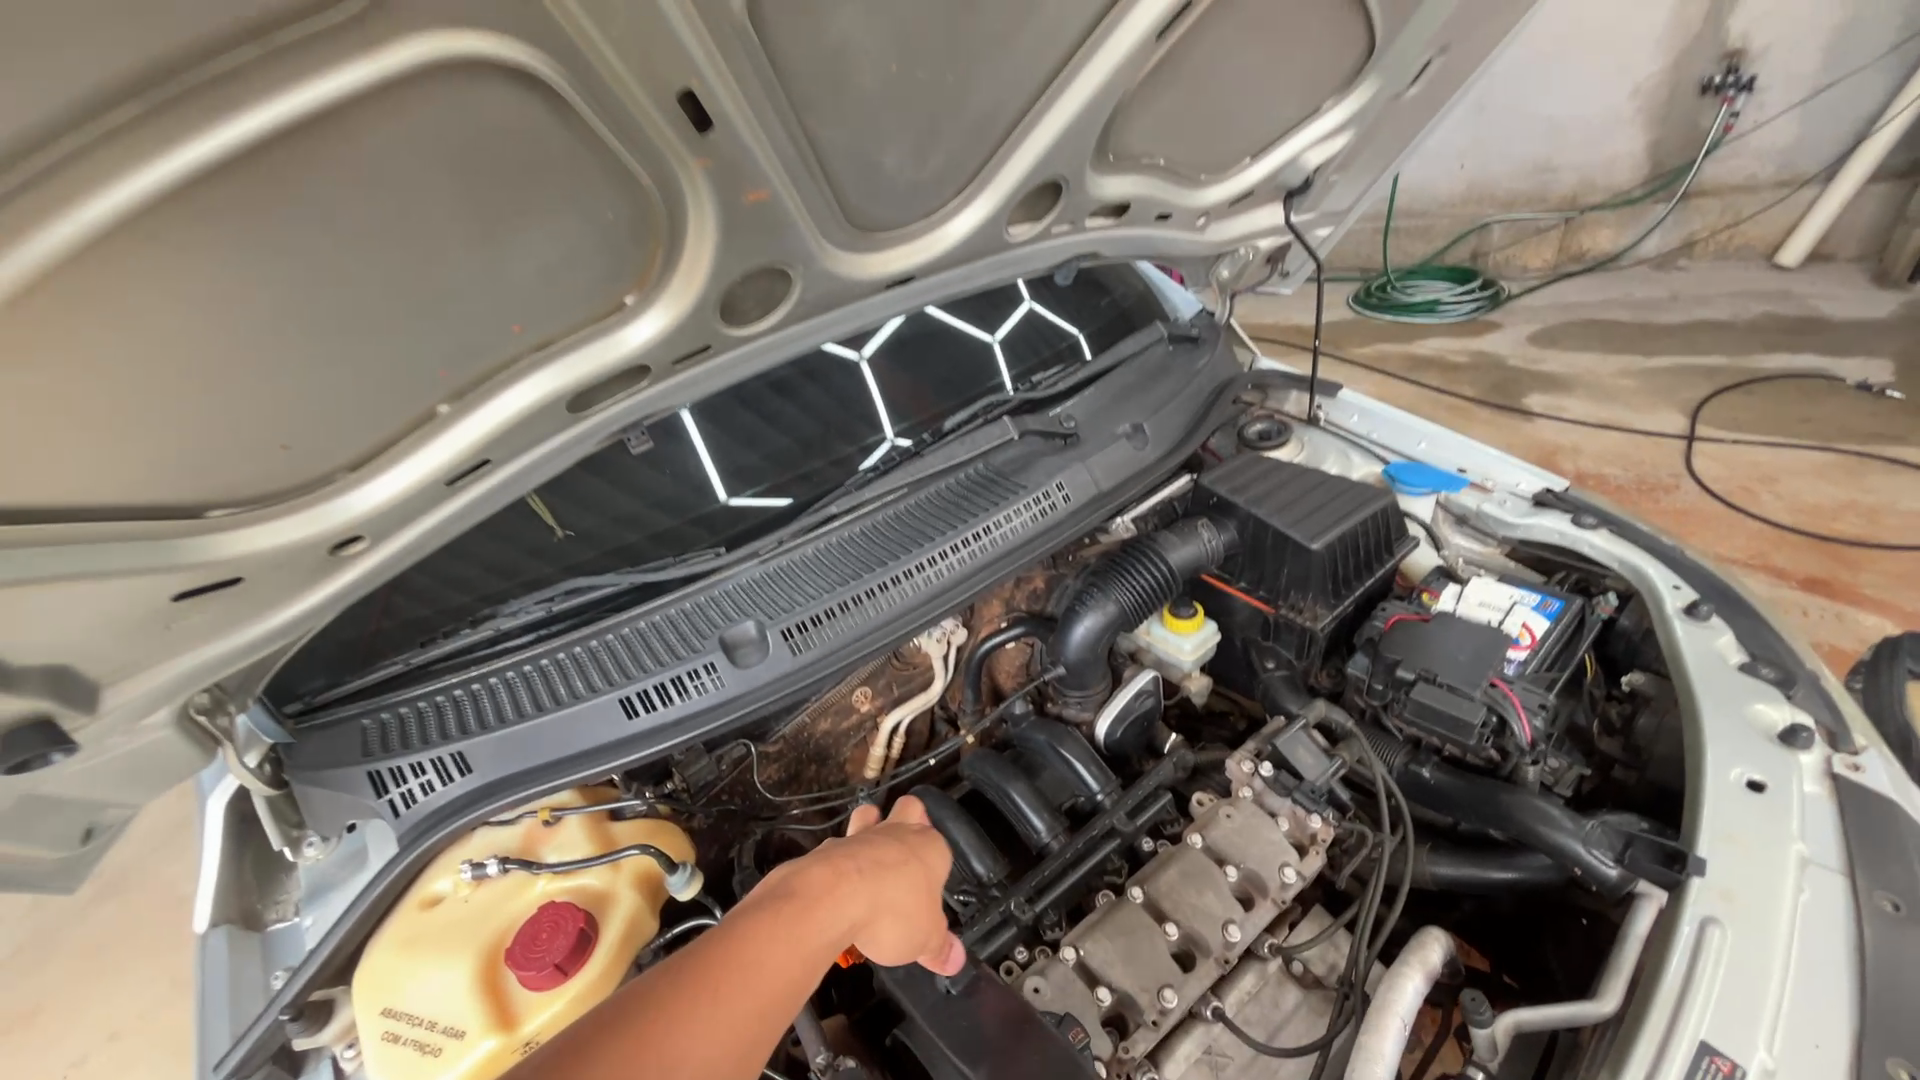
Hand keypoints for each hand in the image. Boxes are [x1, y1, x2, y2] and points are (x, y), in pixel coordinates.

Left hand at [810, 796, 965, 974]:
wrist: (834, 897)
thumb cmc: (894, 913)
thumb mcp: (925, 939)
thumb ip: (940, 947)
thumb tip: (956, 960)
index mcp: (930, 849)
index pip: (940, 846)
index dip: (936, 865)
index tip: (930, 890)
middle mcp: (899, 833)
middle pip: (909, 808)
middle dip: (908, 819)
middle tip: (905, 852)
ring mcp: (862, 836)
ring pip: (869, 816)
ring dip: (869, 828)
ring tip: (868, 860)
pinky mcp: (830, 847)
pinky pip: (838, 846)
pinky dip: (838, 860)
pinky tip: (837, 885)